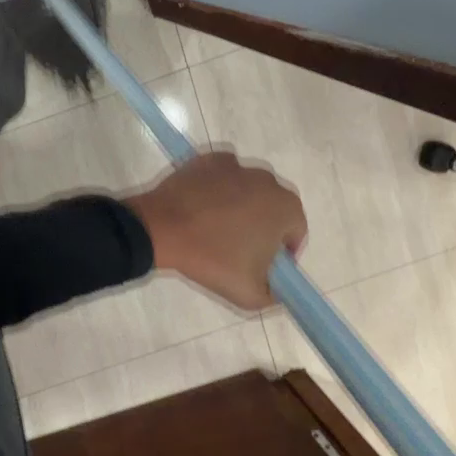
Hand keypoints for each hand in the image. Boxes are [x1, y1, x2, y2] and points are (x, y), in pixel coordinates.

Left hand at [123, 150, 308, 310]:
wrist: (162, 229)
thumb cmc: (212, 259)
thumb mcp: (250, 295)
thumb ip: (274, 295)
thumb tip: (276, 290)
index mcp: (287, 208)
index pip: (294, 234)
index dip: (281, 253)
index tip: (260, 266)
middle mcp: (268, 180)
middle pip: (273, 209)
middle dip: (263, 227)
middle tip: (238, 248)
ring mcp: (237, 165)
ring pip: (249, 190)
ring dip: (242, 206)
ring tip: (217, 227)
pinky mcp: (209, 159)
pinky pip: (223, 175)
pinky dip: (219, 186)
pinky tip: (205, 203)